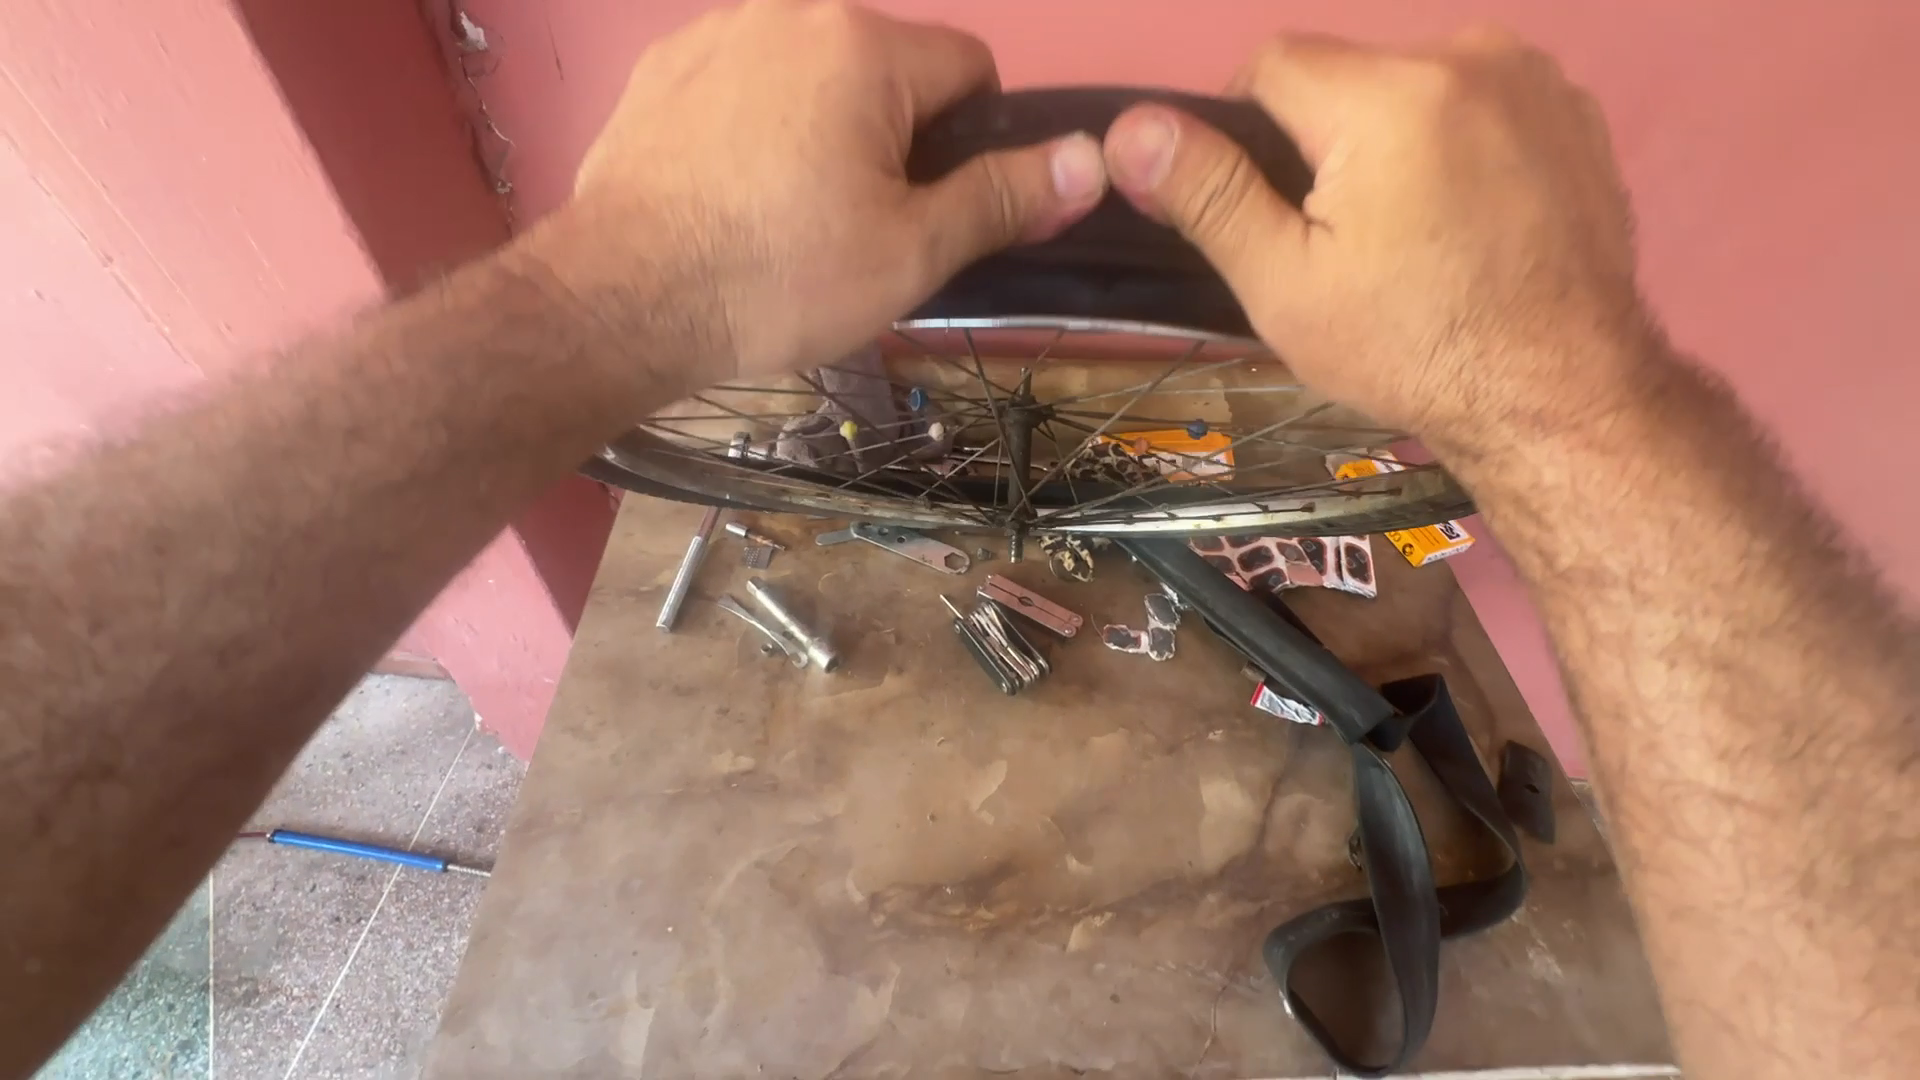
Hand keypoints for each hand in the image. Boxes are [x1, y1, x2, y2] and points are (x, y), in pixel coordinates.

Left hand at [530, 0, 1106, 388]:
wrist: (625, 302)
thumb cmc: (783, 279)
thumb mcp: (912, 253)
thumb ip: (1001, 199)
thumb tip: (1090, 161)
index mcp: (863, 47)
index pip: (970, 69)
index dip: (978, 144)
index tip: (944, 210)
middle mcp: (788, 11)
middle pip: (890, 76)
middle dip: (901, 147)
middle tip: (867, 234)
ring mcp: (714, 36)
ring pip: (816, 85)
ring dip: (831, 142)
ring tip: (795, 227)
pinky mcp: (662, 75)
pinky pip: (748, 94)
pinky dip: (764, 139)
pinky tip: (738, 206)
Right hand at [1101, 30, 1651, 449]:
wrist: (1552, 392)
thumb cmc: (1401, 346)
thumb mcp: (1282, 283)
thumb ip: (1209, 195)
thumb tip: (1130, 130)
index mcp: (1387, 96)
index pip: (1269, 63)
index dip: (1235, 129)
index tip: (1251, 207)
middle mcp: (1470, 53)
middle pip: (1341, 78)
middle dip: (1312, 145)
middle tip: (1322, 242)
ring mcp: (1534, 78)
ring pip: (1405, 90)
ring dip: (1376, 144)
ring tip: (1392, 240)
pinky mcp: (1571, 111)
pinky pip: (1470, 106)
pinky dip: (1441, 149)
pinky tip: (1452, 226)